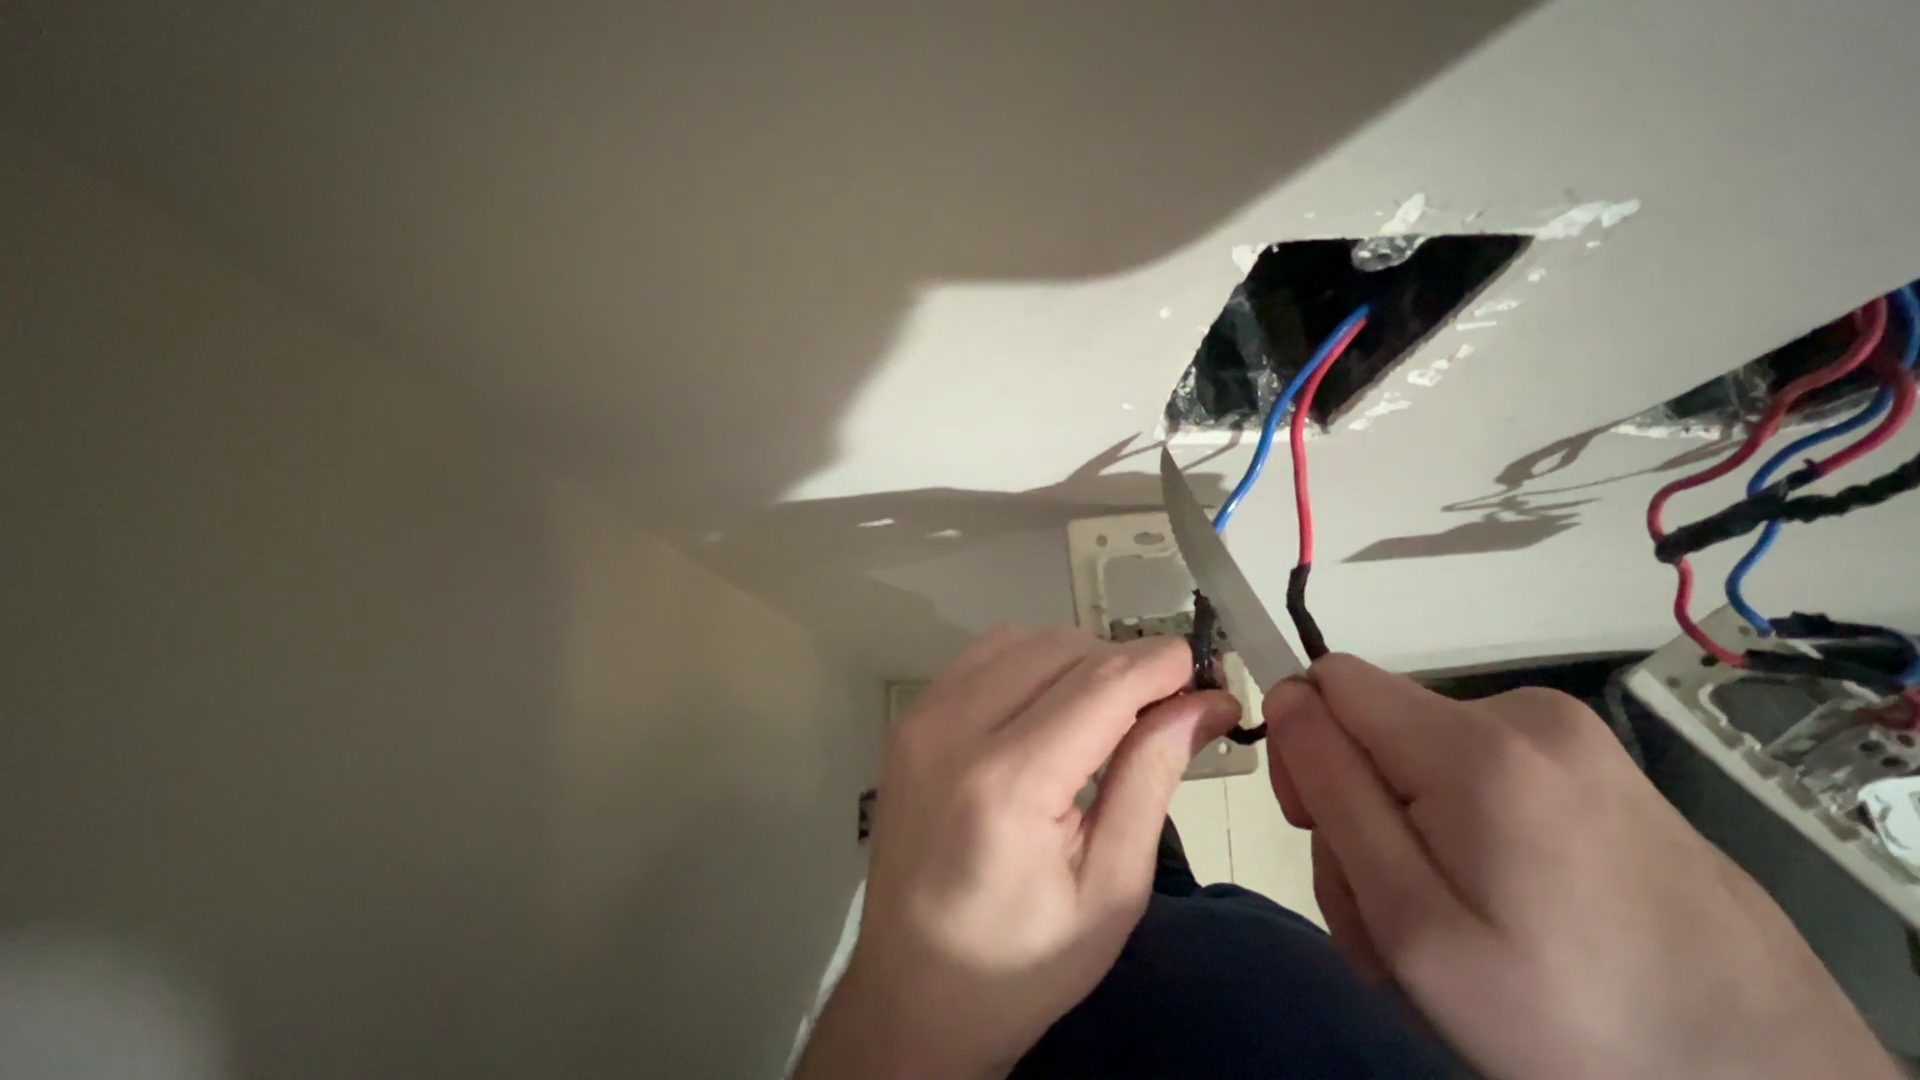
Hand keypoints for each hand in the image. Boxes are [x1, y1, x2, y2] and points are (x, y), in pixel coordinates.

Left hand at [796, 626, 1242, 1079]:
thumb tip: (1204, 702)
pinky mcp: (909, 721)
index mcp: (1007, 782)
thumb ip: (1153, 777)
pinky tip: (1049, 713)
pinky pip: (982, 656)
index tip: (1207, 676)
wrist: (913, 991)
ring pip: (1023, 639)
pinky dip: (1029, 665)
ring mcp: (921, 718)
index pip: (1103, 681)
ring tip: (1107, 716)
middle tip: (1164, 711)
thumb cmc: (1024, 962)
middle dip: (1126, 664)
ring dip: (1077, 660)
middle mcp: (954, 729)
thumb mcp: (1111, 887)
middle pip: (1064, 648)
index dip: (1164, 665)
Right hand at [1265, 654, 1899, 1079]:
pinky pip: (1483, 776)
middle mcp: (1528, 715)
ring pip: (1424, 759)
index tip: (1319, 828)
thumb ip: (1333, 795)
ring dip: (1407, 832)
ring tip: (1446, 930)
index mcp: (1477, 744)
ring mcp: (1576, 740)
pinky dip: (1461, 831)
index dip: (1302, 746)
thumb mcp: (1411, 924)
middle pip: (1376, 729)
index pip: (1330, 681)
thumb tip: (1286, 696)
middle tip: (1389, 916)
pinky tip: (1496, 909)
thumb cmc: (1565, 1015)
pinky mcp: (1603, 770)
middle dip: (1358, 809)